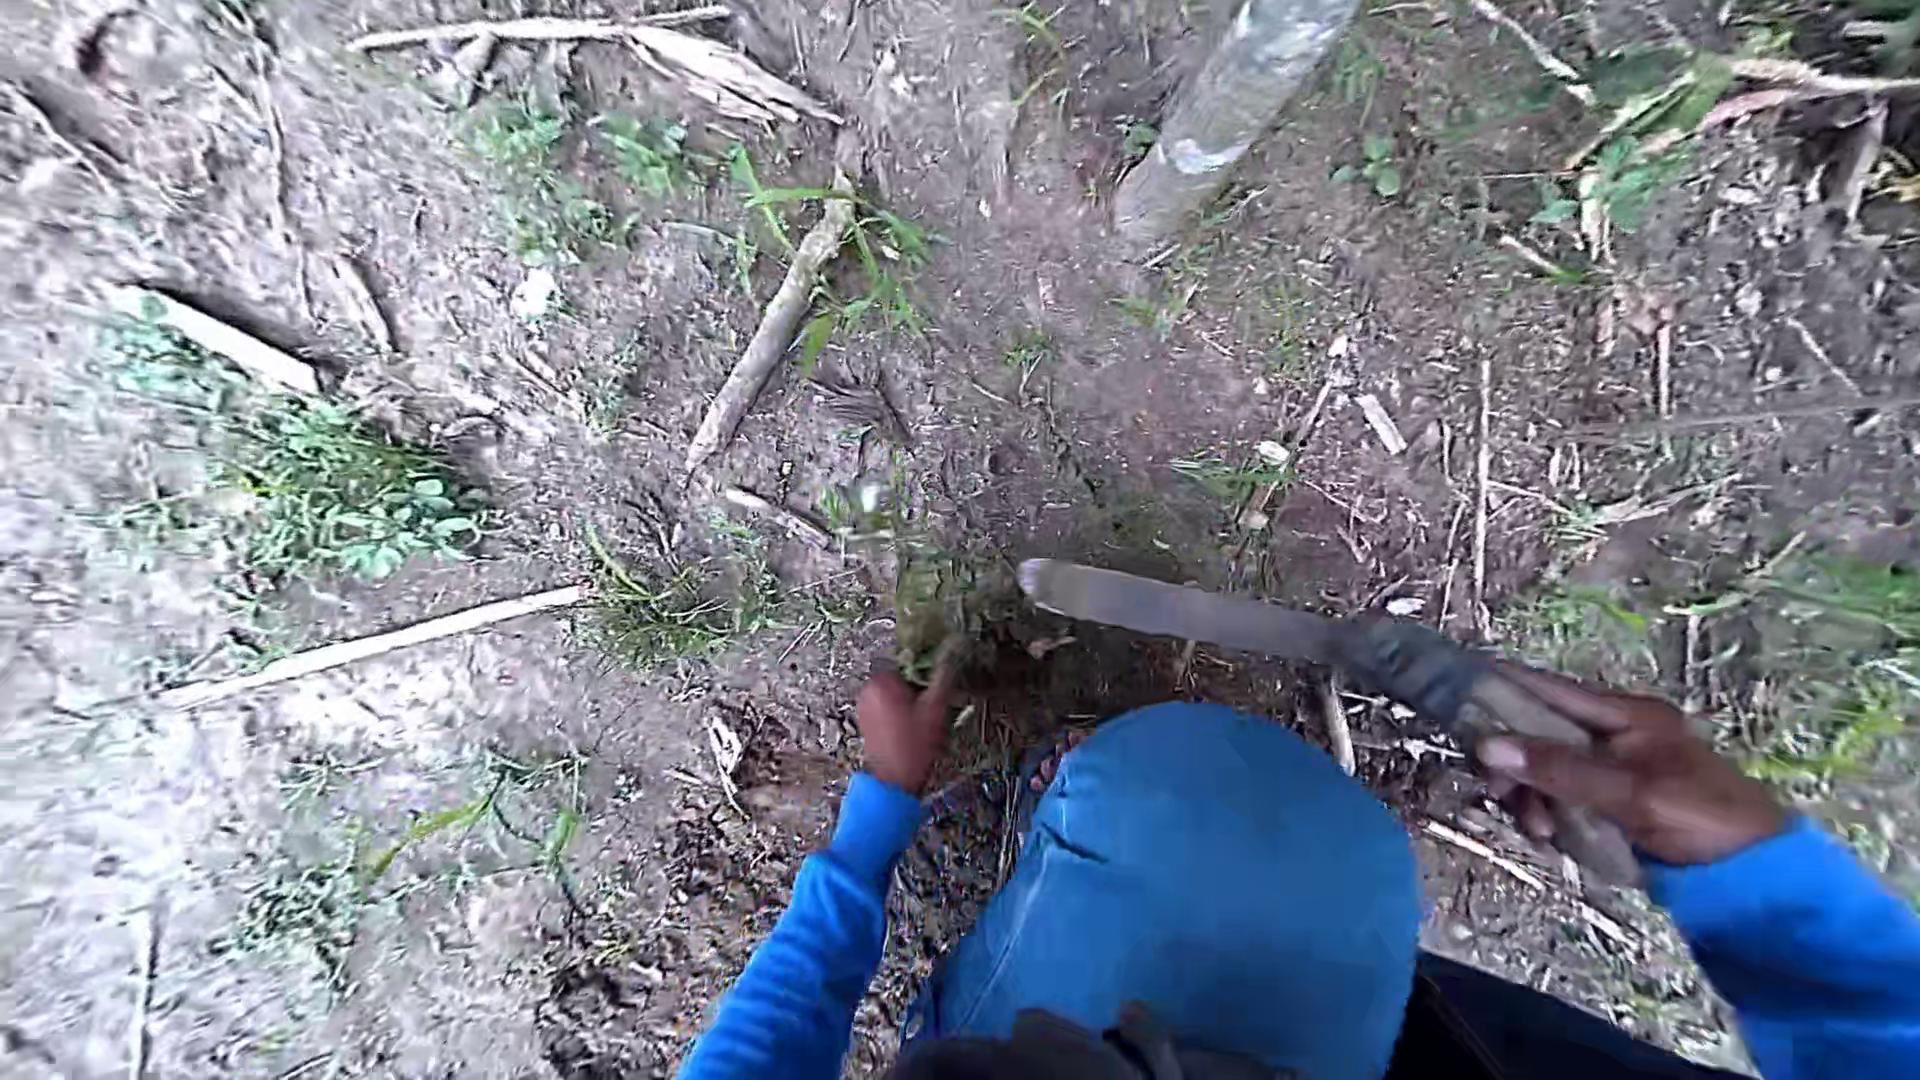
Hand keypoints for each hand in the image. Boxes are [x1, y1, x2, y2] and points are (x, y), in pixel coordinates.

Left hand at [854, 663, 956, 795]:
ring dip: (912, 698)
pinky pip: (888, 705)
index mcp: (881, 681)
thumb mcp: (935, 707)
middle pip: (903, 675)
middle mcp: (869, 690)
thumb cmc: (911, 747)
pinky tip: (913, 725)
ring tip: (924, 717)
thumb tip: (951, 654)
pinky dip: (901, 710)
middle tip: (934, 702)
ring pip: (897, 691)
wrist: (893, 782)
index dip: (928, 671)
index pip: (910, 660)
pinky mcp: (867, 719)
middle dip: (920, 686)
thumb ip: (943, 676)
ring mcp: (866, 705)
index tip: (938, 682)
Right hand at [1475, 666, 1786, 865]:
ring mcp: (1599, 760)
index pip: (1541, 686)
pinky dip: (1536, 806)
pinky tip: (1545, 831)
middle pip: (1527, 727)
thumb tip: (1484, 745)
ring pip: (1530, 761)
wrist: (1763, 889)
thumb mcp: (1632, 794)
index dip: (1494, 683)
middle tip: (1496, 788)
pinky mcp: (1595, 790)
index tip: (1447, 689)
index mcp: (1622, 713)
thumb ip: (1558, 768)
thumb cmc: (1704, 824)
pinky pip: (1545, 786)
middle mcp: (1604, 729)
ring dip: (1521, 790)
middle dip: (1506, 758)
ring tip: (1534, 825)